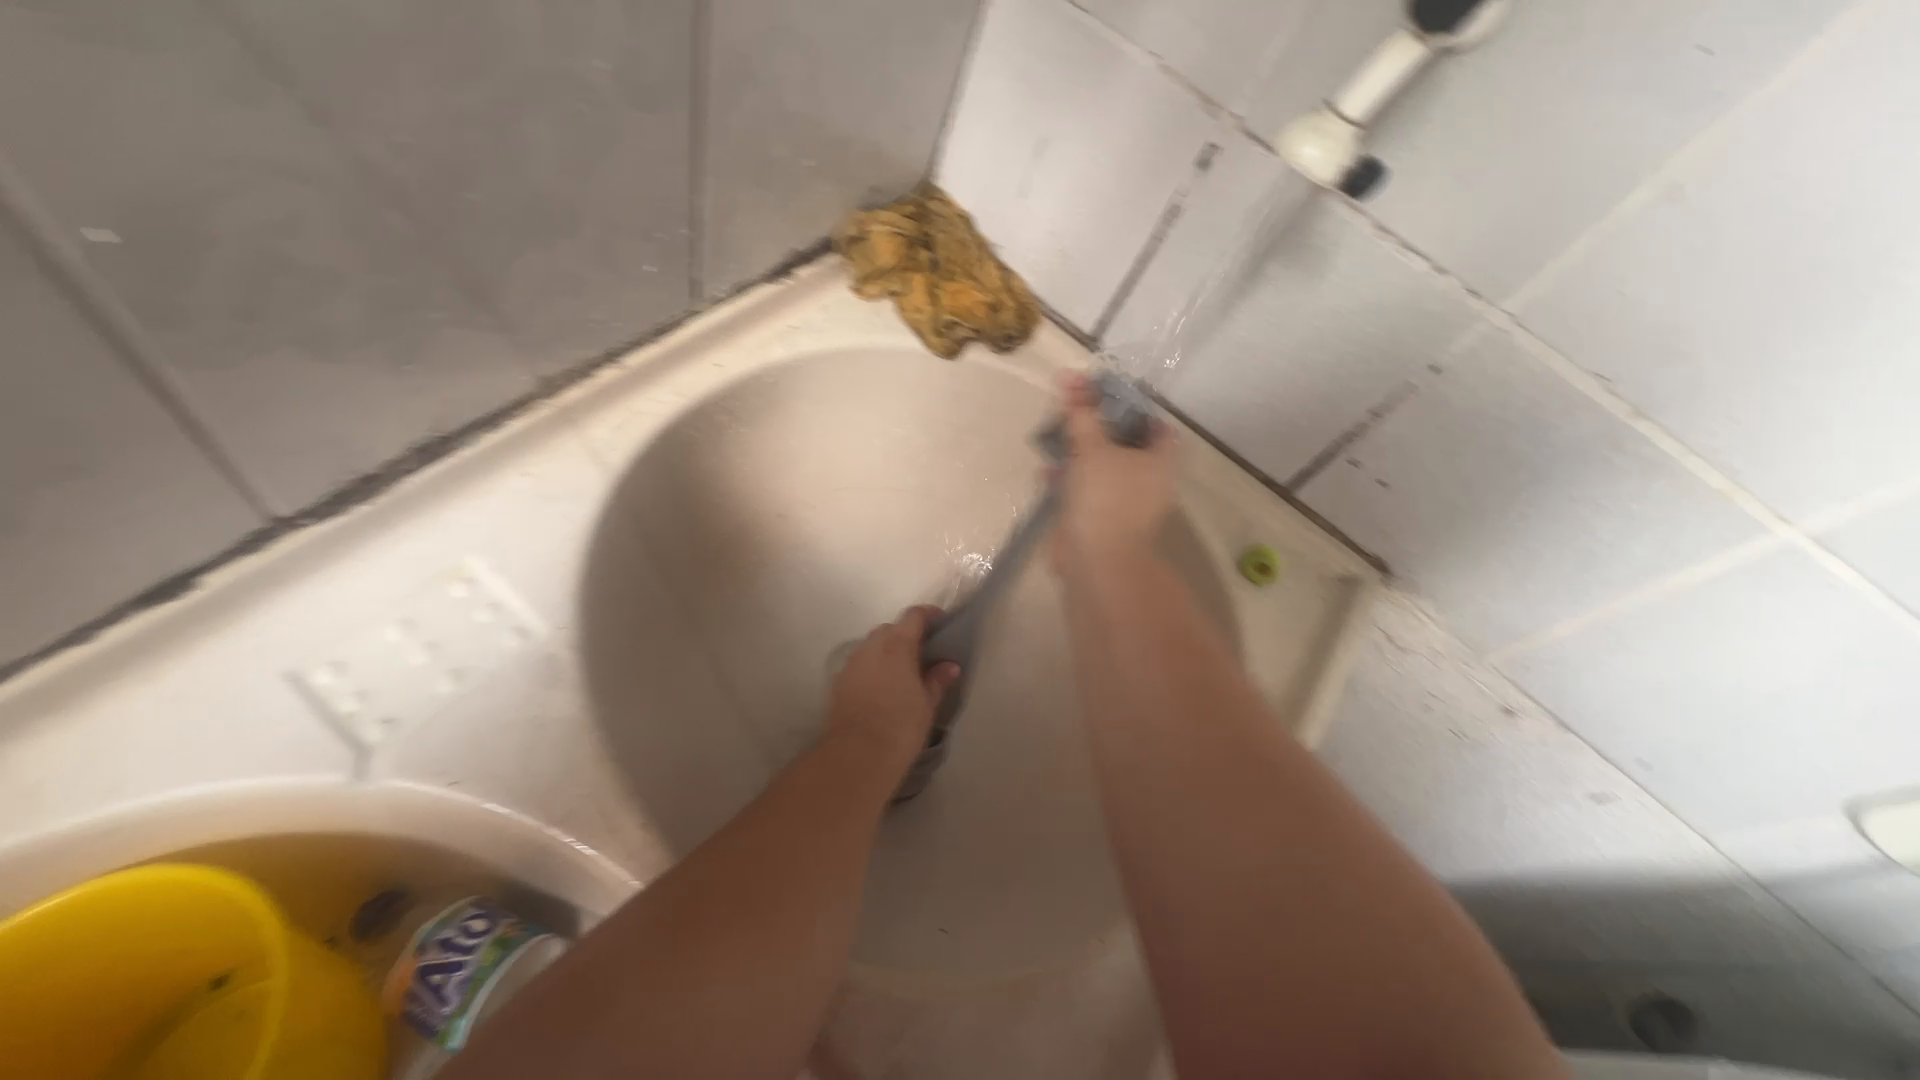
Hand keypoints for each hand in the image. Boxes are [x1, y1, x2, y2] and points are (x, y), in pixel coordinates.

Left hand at [824, 606, 961, 775]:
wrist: (857, 754)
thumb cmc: (900, 726)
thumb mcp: (927, 704)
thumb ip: (937, 680)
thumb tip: (949, 666)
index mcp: (897, 645)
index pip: (913, 616)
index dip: (928, 615)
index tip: (941, 622)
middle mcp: (871, 647)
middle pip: (890, 629)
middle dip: (906, 634)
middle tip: (922, 653)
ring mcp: (851, 663)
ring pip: (872, 646)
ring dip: (887, 651)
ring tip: (902, 672)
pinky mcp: (838, 682)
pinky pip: (859, 664)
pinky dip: (872, 667)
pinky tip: (881, 687)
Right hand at [1050, 372, 1176, 573]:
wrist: (1096, 561)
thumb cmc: (1105, 498)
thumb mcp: (1092, 447)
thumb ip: (1081, 413)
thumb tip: (1068, 377)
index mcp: (1160, 459)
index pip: (1154, 422)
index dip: (1131, 406)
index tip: (1102, 395)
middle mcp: (1147, 479)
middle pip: (1123, 442)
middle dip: (1095, 426)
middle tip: (1069, 409)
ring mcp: (1123, 501)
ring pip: (1100, 466)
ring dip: (1077, 451)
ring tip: (1052, 436)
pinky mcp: (1099, 518)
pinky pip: (1085, 489)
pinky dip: (1068, 479)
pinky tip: (1046, 471)